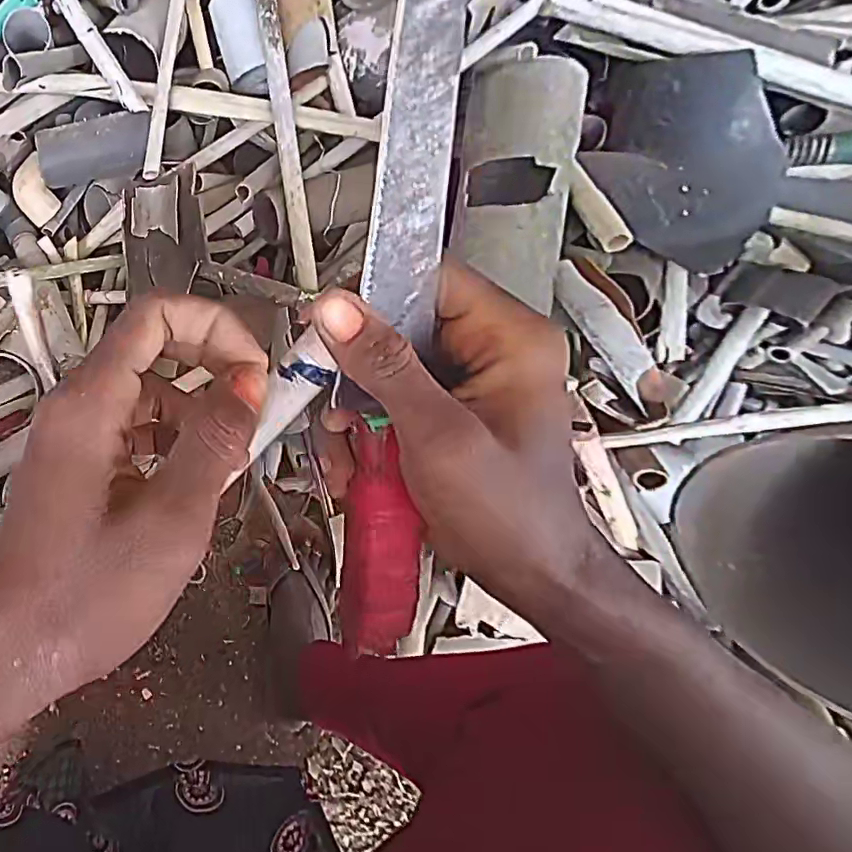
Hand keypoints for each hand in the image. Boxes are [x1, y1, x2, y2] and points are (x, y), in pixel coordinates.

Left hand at [0, 291, 268, 720]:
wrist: (11, 651)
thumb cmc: (86, 597)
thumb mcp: (170, 521)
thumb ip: (214, 444)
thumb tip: (248, 385)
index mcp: (88, 404)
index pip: (154, 315)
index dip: (214, 326)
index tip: (255, 371)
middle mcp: (71, 407)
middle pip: (150, 350)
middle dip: (210, 371)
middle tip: (254, 416)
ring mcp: (66, 437)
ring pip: (143, 394)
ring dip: (192, 415)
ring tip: (228, 463)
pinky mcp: (70, 466)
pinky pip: (127, 430)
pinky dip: (166, 443)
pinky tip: (190, 483)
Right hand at [310, 260, 615, 621]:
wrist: (526, 573)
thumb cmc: (508, 512)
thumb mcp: (439, 434)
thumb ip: (386, 368)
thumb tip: (337, 310)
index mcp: (508, 338)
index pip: (428, 279)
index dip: (371, 295)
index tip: (325, 327)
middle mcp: (482, 350)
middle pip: (392, 325)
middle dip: (351, 369)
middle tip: (328, 401)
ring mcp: (455, 382)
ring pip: (376, 365)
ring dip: (348, 406)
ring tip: (344, 445)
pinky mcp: (433, 408)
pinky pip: (379, 397)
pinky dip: (357, 426)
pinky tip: (355, 458)